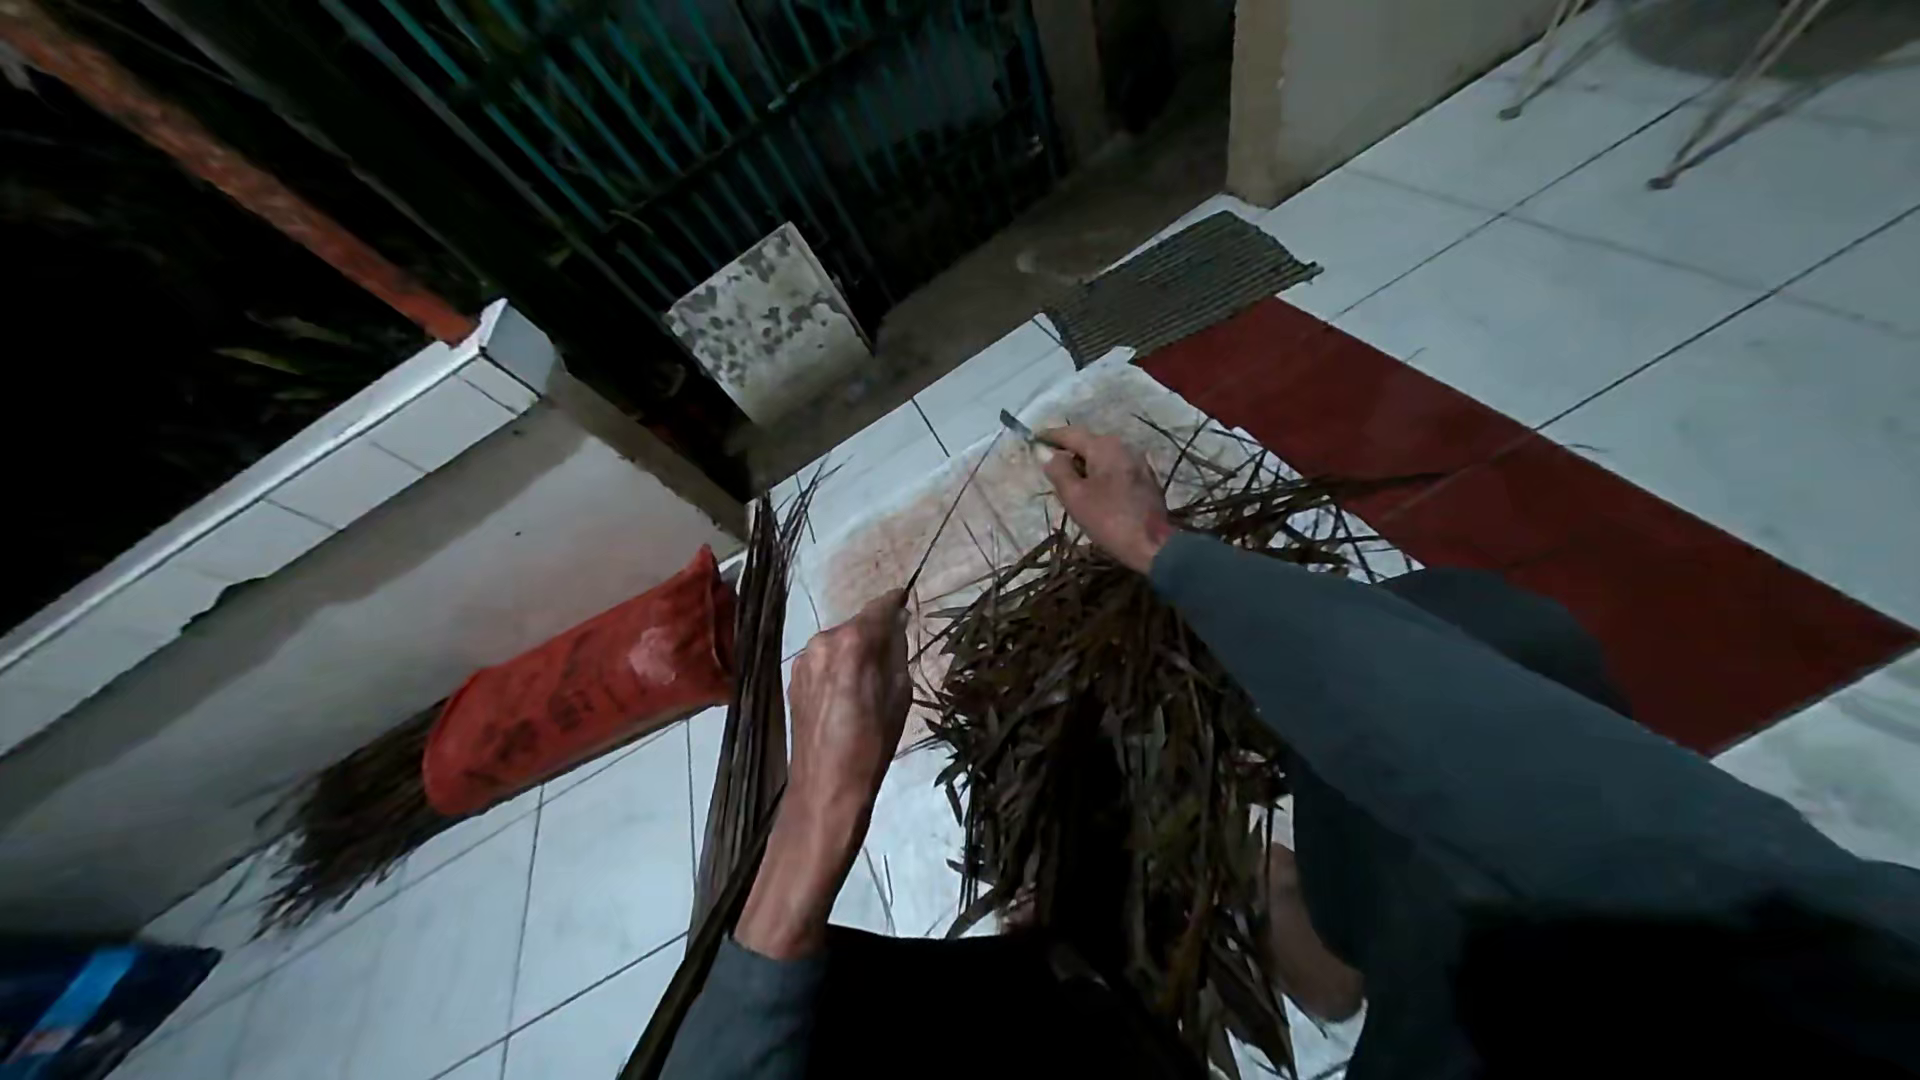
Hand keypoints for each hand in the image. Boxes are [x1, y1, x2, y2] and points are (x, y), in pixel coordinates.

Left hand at [735, 590, 909, 959]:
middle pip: (858, 624)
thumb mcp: (898, 695)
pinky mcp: (794, 678)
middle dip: (877, 631)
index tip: (907, 597)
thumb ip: (896, 652)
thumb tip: (896, 626)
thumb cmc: (872, 743)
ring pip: (840, 641)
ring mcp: (804, 660)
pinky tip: (850, 688)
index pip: (878, 608)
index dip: (895, 601)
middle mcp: (822, 641)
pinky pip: (825, 658)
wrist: (824, 788)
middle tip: (896, 649)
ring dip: (857, 648)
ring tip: (872, 675)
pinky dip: (840, 663)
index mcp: (851, 643)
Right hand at [1038, 427, 1176, 573]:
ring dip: (1085, 465)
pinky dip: (1100, 474)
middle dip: (1069, 452)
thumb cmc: (1107, 519)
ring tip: (1070, 481)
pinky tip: (1094, 491)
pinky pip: (1115, 469)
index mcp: (1104, 447)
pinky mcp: (1145, 479)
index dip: (1050, 436)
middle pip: (1089, 444)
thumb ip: (1059, 471)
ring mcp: (1138, 462)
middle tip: (1051, 466)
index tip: (1035, 439)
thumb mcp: (1074, 496)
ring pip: (1103, 457)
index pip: (1070, 434)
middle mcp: (1124, 447)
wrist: (1151, 544)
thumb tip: (1053, 456)